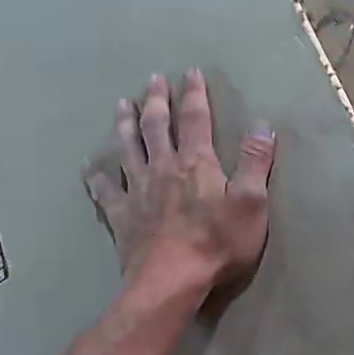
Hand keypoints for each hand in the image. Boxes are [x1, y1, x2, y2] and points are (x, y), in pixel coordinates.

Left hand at [86, 69, 275, 291]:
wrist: (172, 281)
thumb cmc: (218, 242)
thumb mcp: (251, 202)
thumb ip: (256, 162)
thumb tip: (262, 124)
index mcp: (196, 163)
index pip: (195, 119)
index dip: (194, 94)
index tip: (189, 73)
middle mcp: (163, 168)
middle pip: (156, 127)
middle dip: (156, 101)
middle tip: (153, 80)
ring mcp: (138, 191)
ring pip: (128, 149)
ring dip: (125, 125)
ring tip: (122, 104)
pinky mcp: (122, 216)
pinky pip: (106, 191)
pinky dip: (98, 177)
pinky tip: (91, 168)